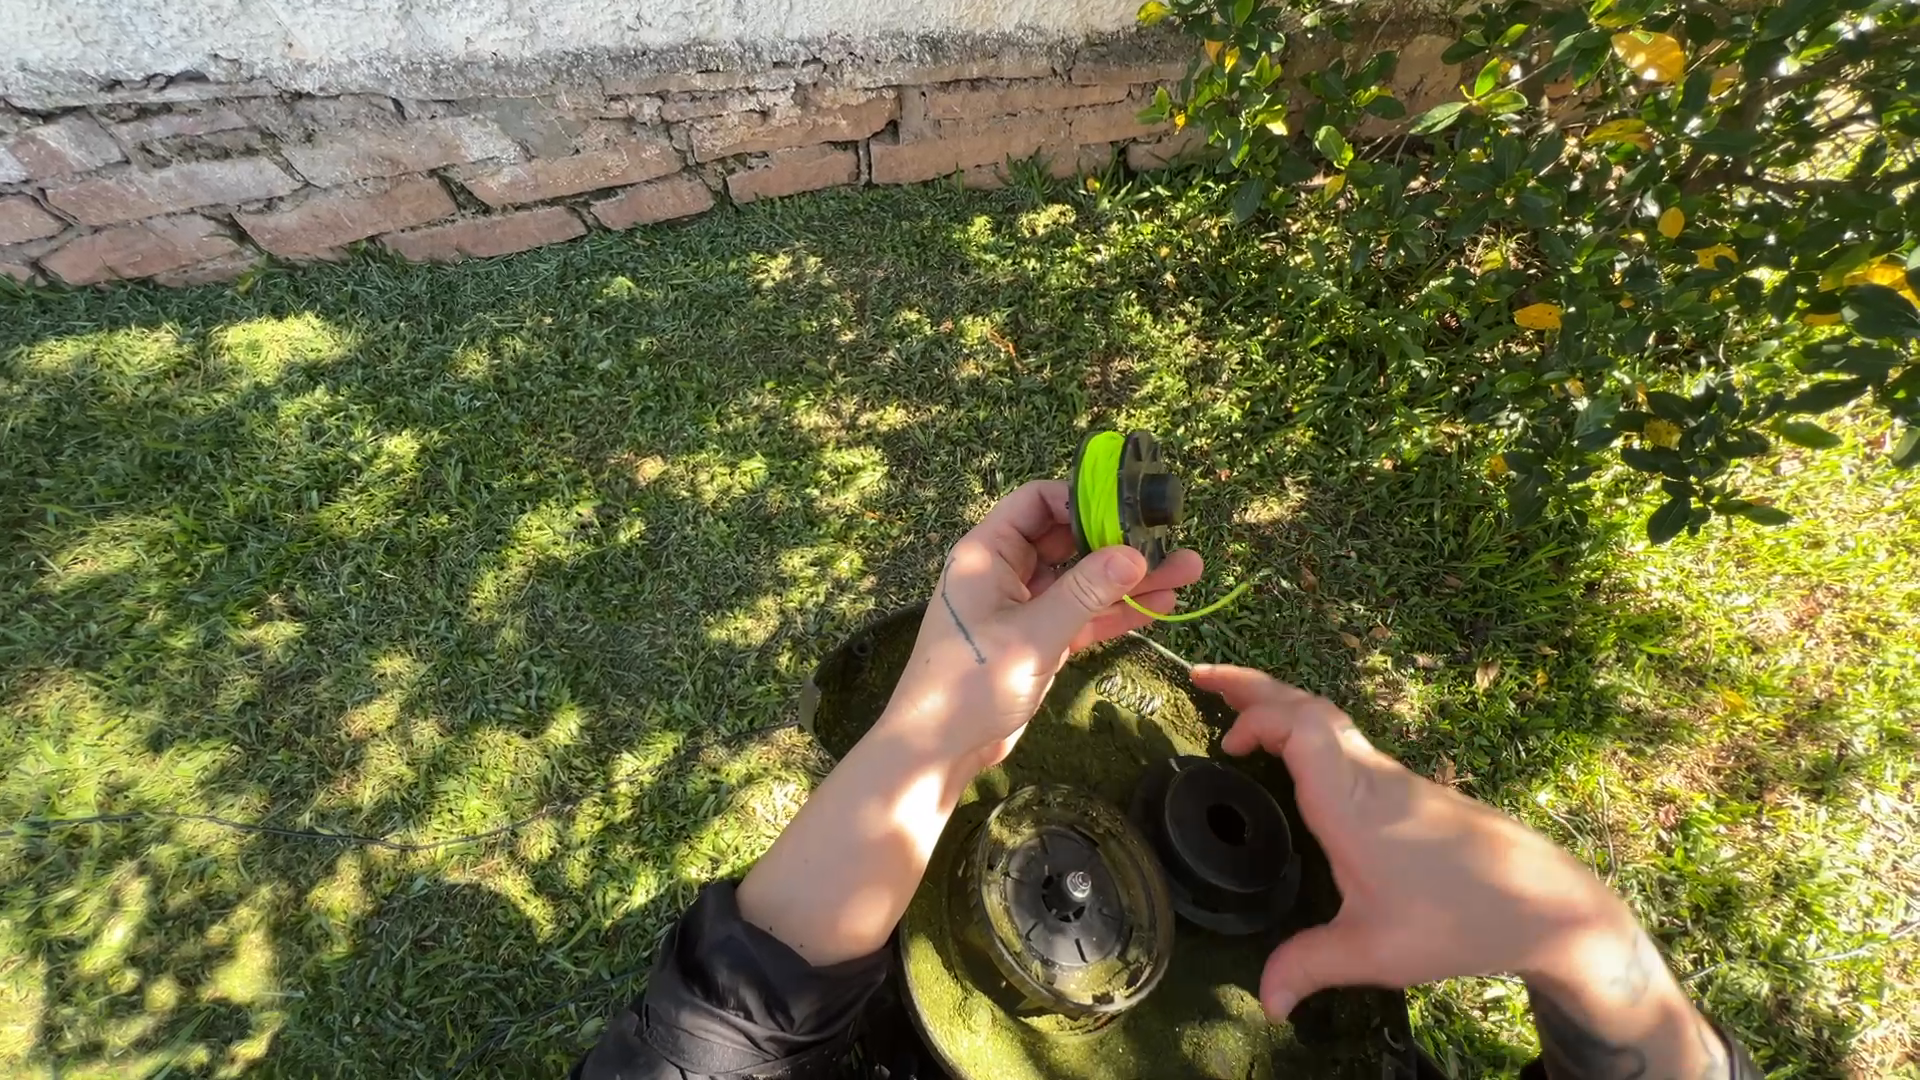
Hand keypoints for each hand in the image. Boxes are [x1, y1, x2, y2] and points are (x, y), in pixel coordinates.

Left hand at [885, 480, 1203, 771]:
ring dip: (1127, 580)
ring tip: (1187, 571)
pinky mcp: (1037, 637)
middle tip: (1171, 542)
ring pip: (1081, 581)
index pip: (1037, 502)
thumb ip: (1085, 593)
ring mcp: (1023, 605)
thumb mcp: (1032, 634)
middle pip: (1068, 540)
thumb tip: (1135, 554)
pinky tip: (1158, 606)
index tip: (1129, 510)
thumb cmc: (970, 682)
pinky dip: (1114, 612)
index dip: (1082, 500)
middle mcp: (1005, 571)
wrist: (938, 748)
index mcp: (988, 553)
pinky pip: (1080, 614)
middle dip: (1118, 542)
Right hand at [1190, 664, 1644, 1016]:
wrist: (1550, 905)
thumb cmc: (1459, 921)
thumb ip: (1311, 966)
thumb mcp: (1377, 952)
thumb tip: (1264, 1005)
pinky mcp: (1395, 780)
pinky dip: (1294, 718)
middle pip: (1303, 703)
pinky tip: (1281, 741)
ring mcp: (1382, 771)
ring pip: (1320, 712)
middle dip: (1248, 684)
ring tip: (1227, 696)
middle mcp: (1364, 773)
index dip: (1259, 720)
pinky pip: (1333, 730)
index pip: (1304, 727)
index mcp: (1351, 802)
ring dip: (1271, 696)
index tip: (1228, 747)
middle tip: (1199, 675)